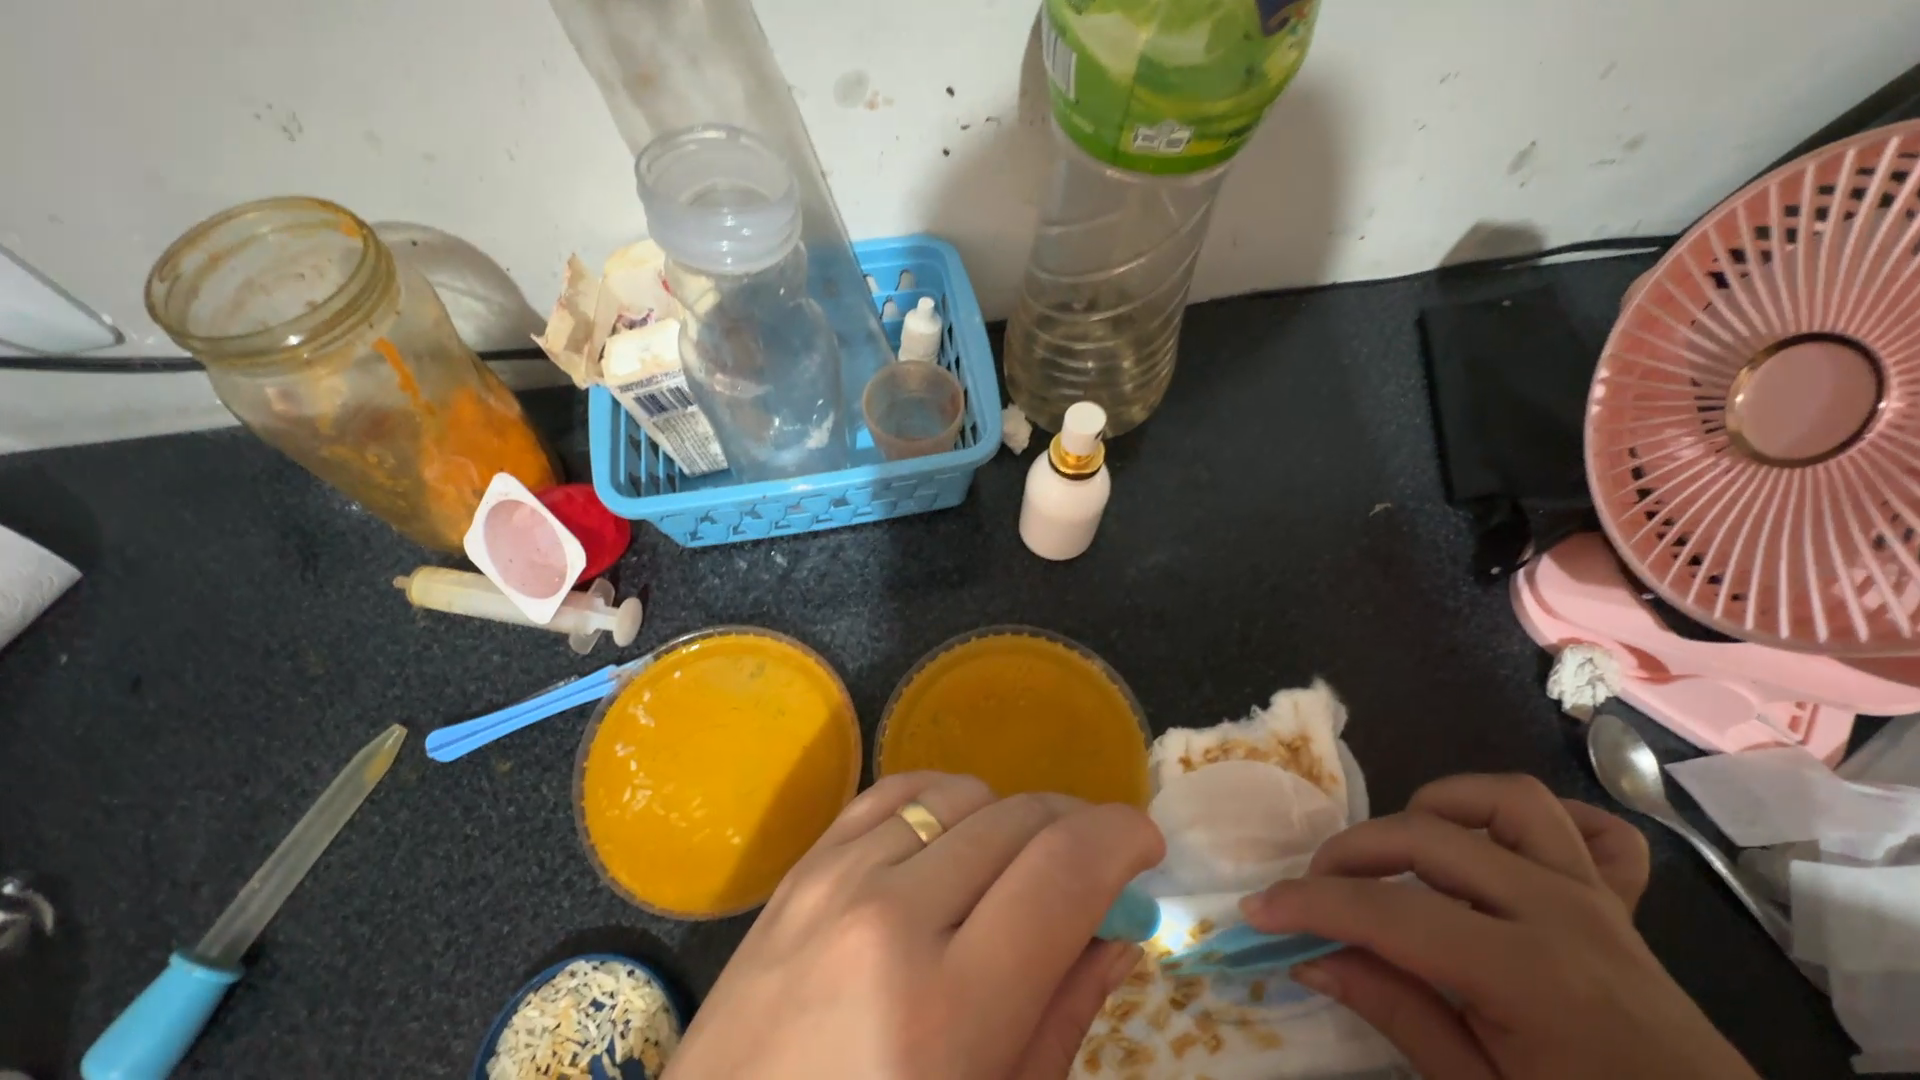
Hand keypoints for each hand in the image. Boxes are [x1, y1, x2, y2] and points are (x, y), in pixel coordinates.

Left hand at [664, 772, 1163, 1079]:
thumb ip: (1061, 1013)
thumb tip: (1117, 927)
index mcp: (947, 1003)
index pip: (1064, 866)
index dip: (1122, 838)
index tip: (1145, 850)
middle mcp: (889, 917)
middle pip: (1019, 818)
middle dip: (1078, 829)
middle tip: (1095, 871)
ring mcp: (834, 882)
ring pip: (962, 795)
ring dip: (1012, 820)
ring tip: (1019, 869)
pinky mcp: (799, 870)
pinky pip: (892, 792)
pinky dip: (943, 799)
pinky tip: (956, 834)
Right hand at [1241, 773, 1758, 1079]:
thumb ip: (1396, 1014)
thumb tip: (1311, 957)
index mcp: (1530, 974)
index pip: (1390, 912)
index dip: (1311, 904)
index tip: (1256, 909)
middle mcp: (1563, 912)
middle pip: (1427, 838)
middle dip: (1350, 854)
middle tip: (1312, 893)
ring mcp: (1598, 897)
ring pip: (1505, 801)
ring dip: (1436, 810)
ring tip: (1399, 855)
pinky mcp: (1621, 901)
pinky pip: (1585, 827)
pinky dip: (1529, 823)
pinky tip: (1490, 850)